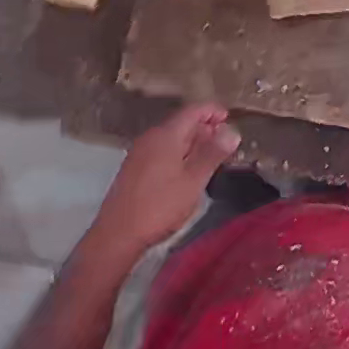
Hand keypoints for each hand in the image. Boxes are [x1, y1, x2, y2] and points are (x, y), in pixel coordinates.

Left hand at [88, 104, 240, 258]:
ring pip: (171, 137)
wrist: (115, 238)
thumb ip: (213, 153)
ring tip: (209, 157)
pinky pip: (161, 150)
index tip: (230, 119)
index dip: (213, 111)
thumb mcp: (193, 181)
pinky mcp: (133, 169)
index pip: (193, 110)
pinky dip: (178, 152)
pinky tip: (186, 171)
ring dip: (192, 142)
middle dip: (205, 128)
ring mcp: (139, 153)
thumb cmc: (159, 207)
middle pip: (182, 122)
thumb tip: (232, 131)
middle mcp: (150, 138)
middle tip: (224, 142)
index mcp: (165, 135)